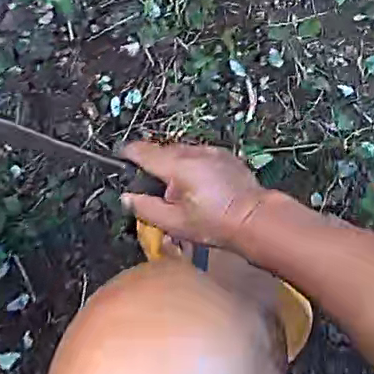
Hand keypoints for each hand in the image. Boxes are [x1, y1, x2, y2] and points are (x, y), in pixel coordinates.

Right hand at [120, 141, 272, 250]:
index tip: (121, 155)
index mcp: (177, 166)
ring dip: (174, 164)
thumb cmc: (215, 223)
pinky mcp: (224, 155)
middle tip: (152, 186)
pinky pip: (199, 154)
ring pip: (182, 152)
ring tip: (178, 191)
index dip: (130, 152)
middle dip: (154, 164)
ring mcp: (211, 151)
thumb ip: (146, 208)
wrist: (252, 217)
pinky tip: (197, 186)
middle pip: (164, 150)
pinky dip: (192, 165)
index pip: (145, 151)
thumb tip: (128, 198)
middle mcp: (193, 152)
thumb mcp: (174, 223)